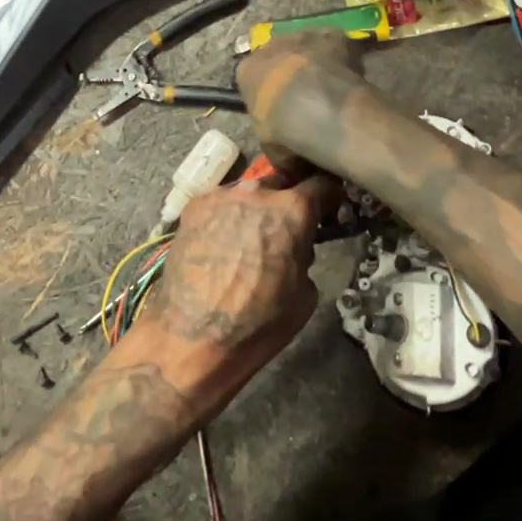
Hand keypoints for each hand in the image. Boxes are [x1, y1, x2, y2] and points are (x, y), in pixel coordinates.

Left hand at [127, 167, 335, 422]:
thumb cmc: (258, 322)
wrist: (193, 336)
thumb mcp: (305, 294)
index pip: (320, 184)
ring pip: (247, 192)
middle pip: (281, 184)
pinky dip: (226, 216)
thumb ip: (304, 253)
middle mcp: (257, 191)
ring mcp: (220, 195)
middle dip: (287, 201)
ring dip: (254, 208)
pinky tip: (220, 242)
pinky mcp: (193, 207)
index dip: (328, 196)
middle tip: (284, 227)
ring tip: (247, 237)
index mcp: (292, 210)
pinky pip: (219, 204)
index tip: (327, 208)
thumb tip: (295, 245)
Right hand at [235, 32, 369, 178]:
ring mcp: (302, 36)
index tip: (282, 115)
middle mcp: (270, 46)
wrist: (320, 109)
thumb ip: (279, 149)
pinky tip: (349, 79)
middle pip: (279, 58)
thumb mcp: (273, 150)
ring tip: (331, 90)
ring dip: (315, 64)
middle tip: (308, 101)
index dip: (268, 98)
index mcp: (246, 71)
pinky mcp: (332, 34)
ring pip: (307, 48)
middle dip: (291, 76)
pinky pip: (335, 45)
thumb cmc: (285, 133)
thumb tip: (293, 166)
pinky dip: (341, 58)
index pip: (251, 80)